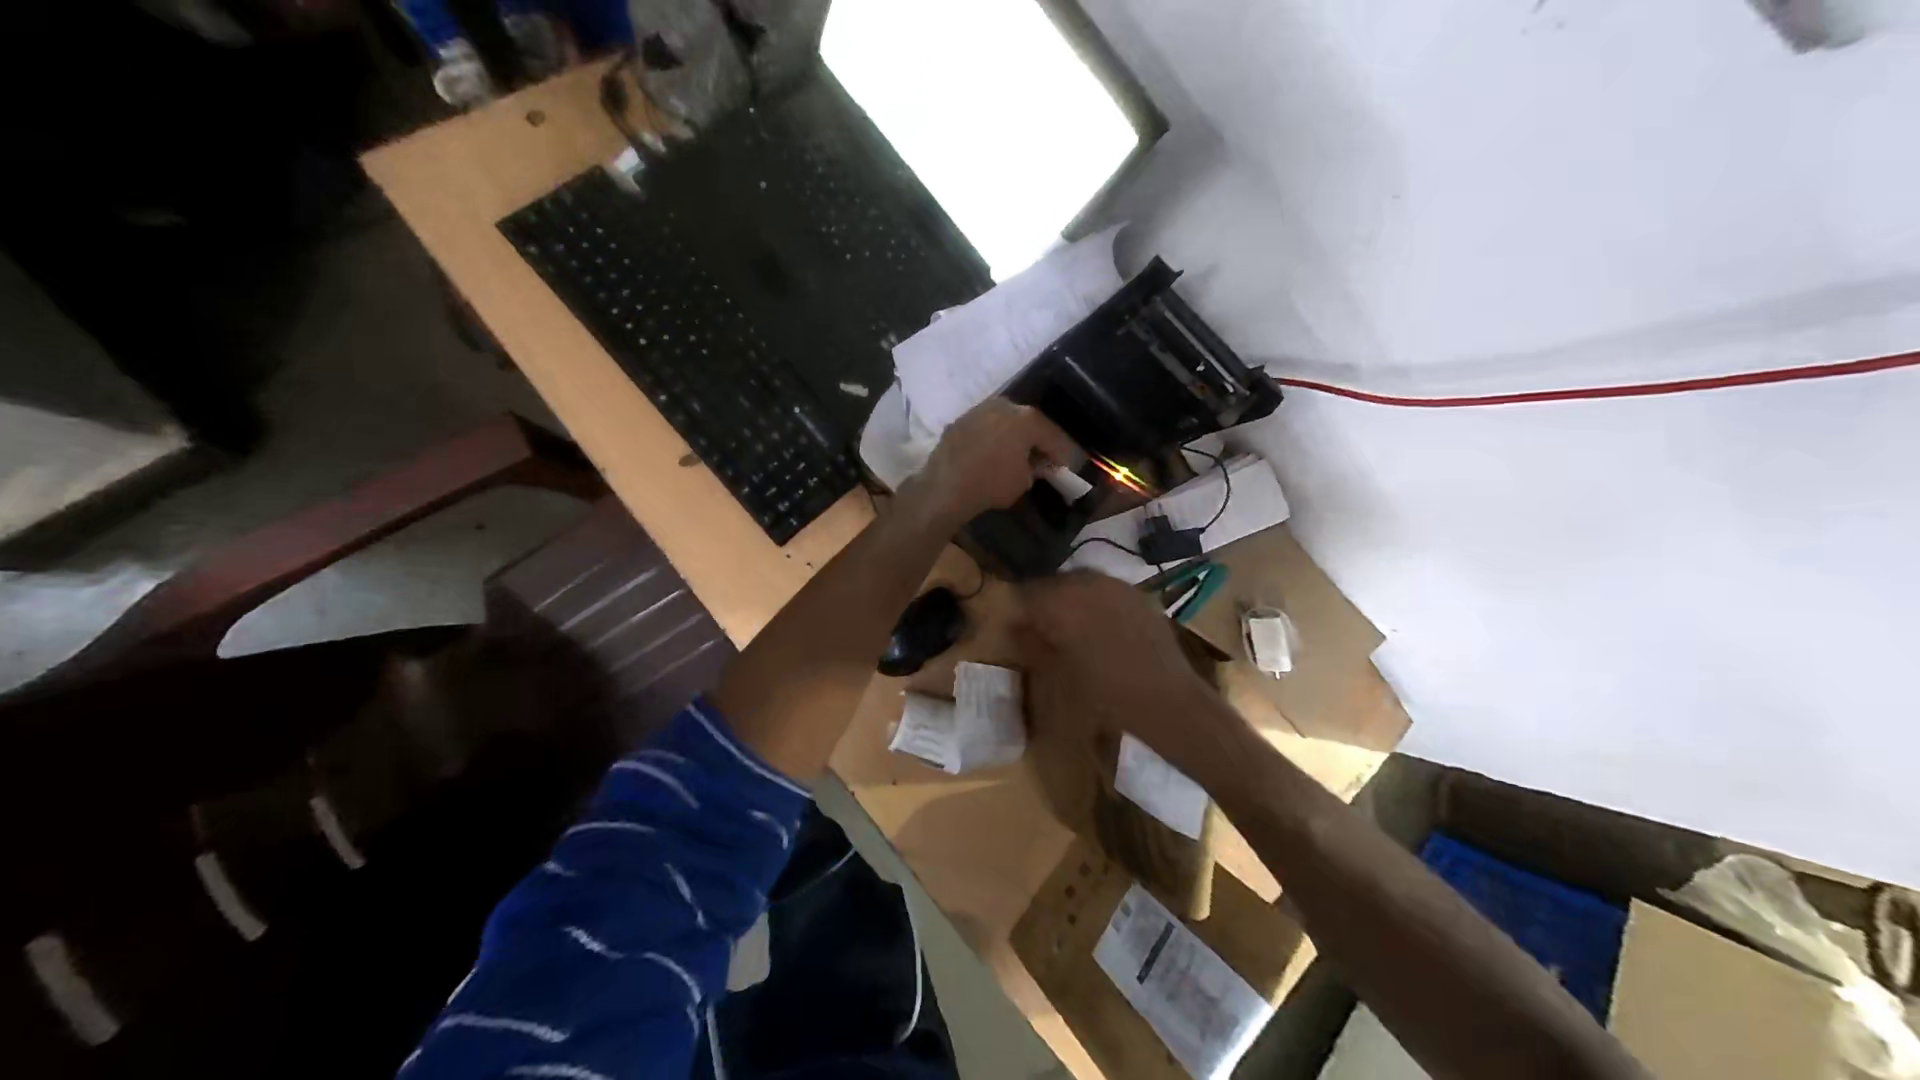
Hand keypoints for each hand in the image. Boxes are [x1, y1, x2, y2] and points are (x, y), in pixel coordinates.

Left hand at [904, 400, 1079, 526]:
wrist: (945, 486)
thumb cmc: (991, 483)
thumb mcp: (1023, 481)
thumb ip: (1034, 469)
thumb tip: (1033, 467)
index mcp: (1026, 418)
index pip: (1052, 435)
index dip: (1061, 453)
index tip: (1065, 467)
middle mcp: (1004, 405)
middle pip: (1028, 423)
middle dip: (1036, 440)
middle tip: (1042, 458)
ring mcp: (979, 410)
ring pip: (1004, 422)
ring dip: (1013, 437)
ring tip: (1016, 455)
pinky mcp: (960, 421)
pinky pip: (984, 428)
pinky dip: (992, 439)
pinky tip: (992, 454)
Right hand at [1018, 572, 1232, 771]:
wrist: (1166, 699)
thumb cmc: (1105, 693)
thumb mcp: (1058, 673)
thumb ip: (1035, 643)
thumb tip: (1020, 628)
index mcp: (1061, 600)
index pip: (1026, 593)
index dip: (1017, 610)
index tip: (1014, 627)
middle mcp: (1088, 582)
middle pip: (1053, 584)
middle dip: (1043, 602)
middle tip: (1040, 628)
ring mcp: (1116, 585)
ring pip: (1081, 584)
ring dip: (1070, 600)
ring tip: (1069, 627)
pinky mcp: (1138, 595)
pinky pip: (1106, 591)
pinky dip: (1095, 604)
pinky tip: (1099, 628)